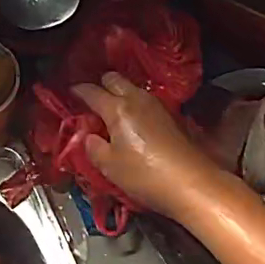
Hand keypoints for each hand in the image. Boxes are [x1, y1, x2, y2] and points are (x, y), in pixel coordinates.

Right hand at [71, 72, 231, 220]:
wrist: (193, 184)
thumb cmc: (146, 176)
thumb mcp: (109, 167)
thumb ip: (93, 147)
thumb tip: (89, 136)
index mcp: (117, 108)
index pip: (91, 91)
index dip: (78, 91)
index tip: (70, 92)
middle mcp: (136, 99)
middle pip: (114, 79)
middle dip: (101, 85)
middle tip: (92, 100)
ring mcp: (156, 105)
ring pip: (131, 88)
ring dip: (119, 94)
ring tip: (111, 111)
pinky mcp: (170, 116)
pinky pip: (144, 101)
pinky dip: (134, 105)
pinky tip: (132, 122)